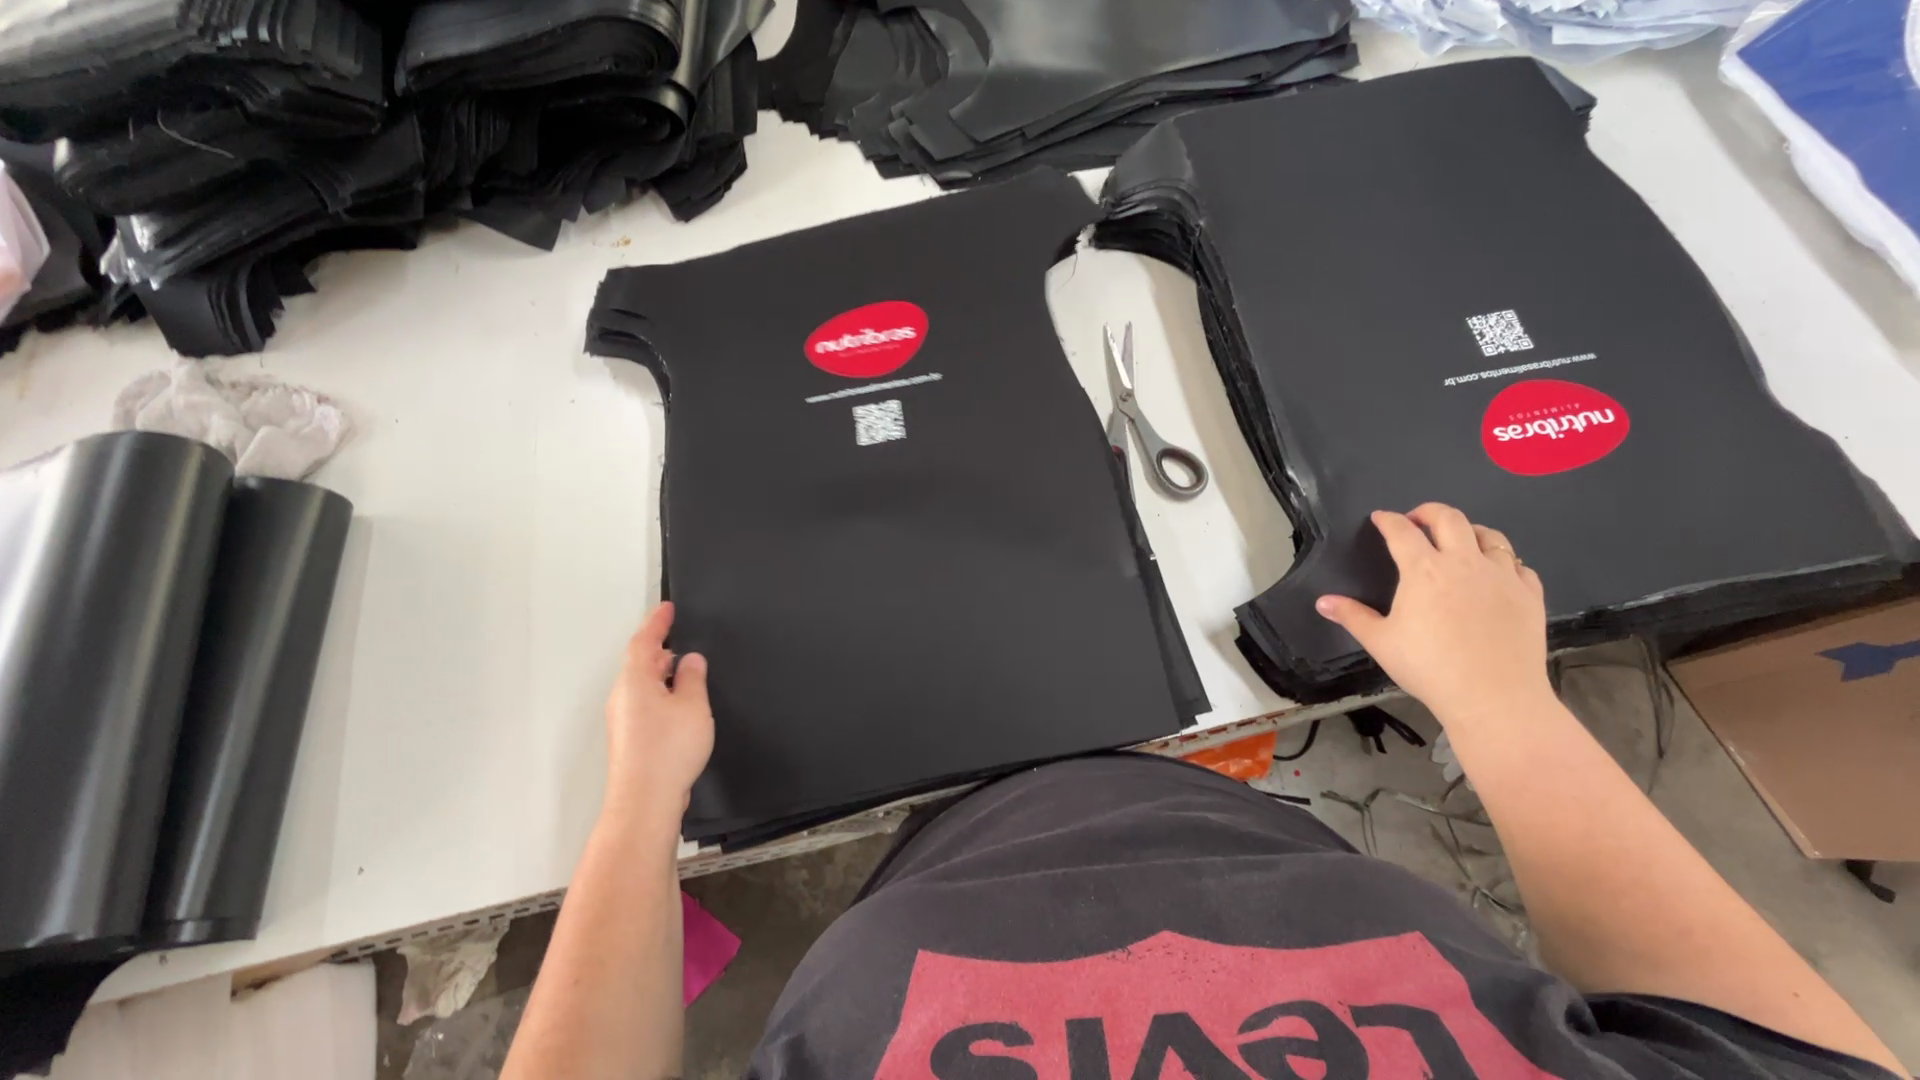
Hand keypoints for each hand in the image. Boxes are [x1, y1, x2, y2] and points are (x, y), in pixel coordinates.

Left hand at [602, 602, 712, 823]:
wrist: (645, 800)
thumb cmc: (668, 749)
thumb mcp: (692, 705)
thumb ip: (693, 677)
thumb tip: (690, 660)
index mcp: (635, 681)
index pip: (644, 641)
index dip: (657, 623)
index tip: (668, 608)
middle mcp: (623, 697)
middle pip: (640, 663)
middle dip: (660, 649)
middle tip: (679, 637)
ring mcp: (623, 720)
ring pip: (642, 686)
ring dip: (662, 675)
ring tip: (686, 672)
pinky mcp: (630, 740)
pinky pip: (645, 705)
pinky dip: (661, 696)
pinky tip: (680, 707)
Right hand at [1315, 503, 1553, 726]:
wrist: (1494, 696)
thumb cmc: (1429, 668)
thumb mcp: (1381, 643)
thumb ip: (1352, 616)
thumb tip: (1323, 602)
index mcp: (1424, 570)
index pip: (1402, 531)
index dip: (1388, 520)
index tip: (1381, 518)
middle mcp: (1465, 562)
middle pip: (1449, 518)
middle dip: (1429, 512)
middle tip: (1417, 520)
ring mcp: (1502, 576)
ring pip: (1490, 536)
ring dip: (1470, 531)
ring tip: (1460, 541)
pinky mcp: (1530, 594)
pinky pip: (1519, 565)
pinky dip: (1504, 562)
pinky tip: (1497, 574)